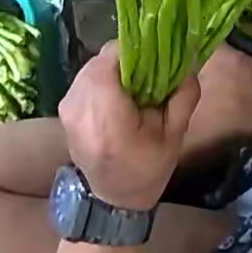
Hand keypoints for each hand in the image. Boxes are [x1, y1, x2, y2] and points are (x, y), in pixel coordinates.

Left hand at [60, 42, 199, 209]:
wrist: (113, 200)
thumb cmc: (147, 168)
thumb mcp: (175, 135)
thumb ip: (183, 95)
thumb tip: (188, 59)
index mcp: (108, 120)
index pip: (112, 59)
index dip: (134, 52)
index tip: (152, 60)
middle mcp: (80, 109)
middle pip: (102, 60)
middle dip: (125, 60)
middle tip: (146, 74)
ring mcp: (67, 108)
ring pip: (92, 65)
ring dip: (113, 68)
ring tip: (132, 86)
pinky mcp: (63, 108)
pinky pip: (84, 77)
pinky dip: (100, 78)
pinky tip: (115, 95)